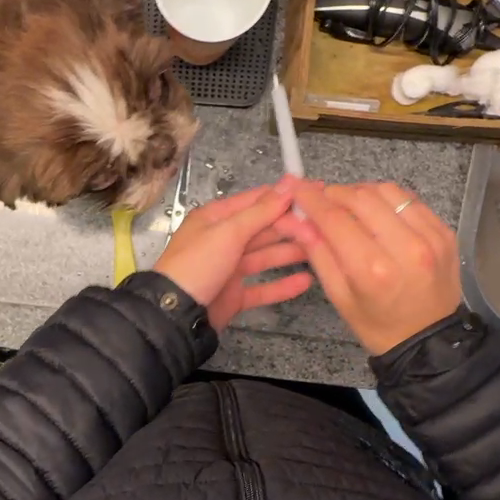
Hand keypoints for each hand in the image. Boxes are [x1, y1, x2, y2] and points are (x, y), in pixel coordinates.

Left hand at [153, 180, 312, 330]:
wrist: (175, 315)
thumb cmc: (197, 265)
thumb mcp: (228, 232)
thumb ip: (261, 211)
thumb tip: (289, 184)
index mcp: (216, 218)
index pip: (257, 201)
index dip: (287, 196)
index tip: (317, 192)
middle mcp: (223, 240)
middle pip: (264, 229)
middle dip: (293, 227)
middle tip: (324, 228)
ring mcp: (228, 269)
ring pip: (265, 257)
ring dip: (291, 253)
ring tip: (321, 250)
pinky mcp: (233, 295)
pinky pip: (262, 288)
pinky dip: (282, 285)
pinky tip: (305, 282)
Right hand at [279, 181, 463, 354]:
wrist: (428, 341)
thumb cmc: (378, 325)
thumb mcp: (339, 297)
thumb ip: (319, 254)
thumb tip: (298, 220)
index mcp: (372, 270)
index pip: (335, 220)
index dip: (312, 200)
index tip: (298, 189)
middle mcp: (405, 247)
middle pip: (361, 198)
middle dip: (335, 193)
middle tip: (322, 199)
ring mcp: (430, 237)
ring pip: (388, 192)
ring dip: (362, 192)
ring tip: (349, 204)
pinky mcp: (444, 231)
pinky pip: (411, 200)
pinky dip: (388, 200)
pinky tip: (377, 212)